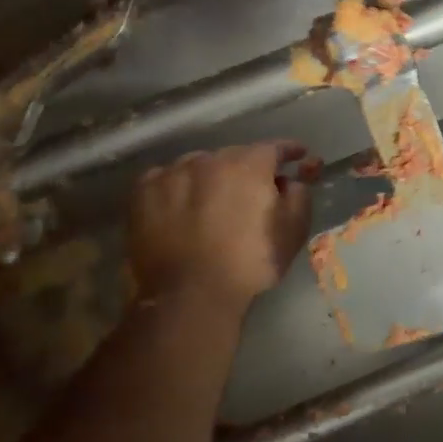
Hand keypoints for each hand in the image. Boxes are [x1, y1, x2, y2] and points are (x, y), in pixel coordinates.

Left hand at [128, 142, 310, 307]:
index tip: (299, 156)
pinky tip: (181, 206)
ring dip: (211, 177)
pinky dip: (179, 187)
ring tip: (213, 199)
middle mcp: (209, 160)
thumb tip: (289, 182)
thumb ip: (298, 197)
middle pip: (234, 156)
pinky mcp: (143, 191)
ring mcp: (172, 173)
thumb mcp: (293, 233)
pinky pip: (167, 178)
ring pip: (199, 165)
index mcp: (249, 166)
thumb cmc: (249, 264)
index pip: (274, 148)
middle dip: (248, 169)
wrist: (190, 294)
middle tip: (254, 190)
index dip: (289, 151)